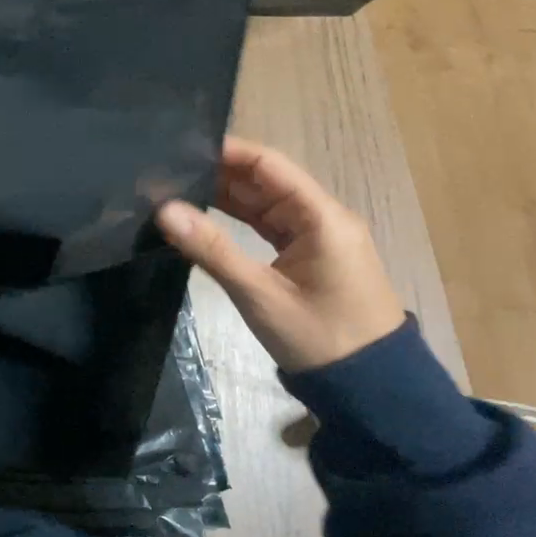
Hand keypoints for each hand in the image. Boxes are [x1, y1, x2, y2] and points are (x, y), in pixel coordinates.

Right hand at [156, 137, 404, 372]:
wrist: (372, 391)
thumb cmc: (321, 338)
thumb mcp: (260, 294)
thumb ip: (212, 249)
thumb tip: (163, 209)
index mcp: (322, 218)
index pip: (268, 164)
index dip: (226, 150)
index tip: (179, 146)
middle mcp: (321, 218)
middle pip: (263, 180)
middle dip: (216, 172)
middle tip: (164, 169)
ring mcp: (315, 238)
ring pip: (261, 203)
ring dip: (221, 195)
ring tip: (171, 187)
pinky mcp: (306, 257)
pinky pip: (266, 225)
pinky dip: (234, 218)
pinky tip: (199, 216)